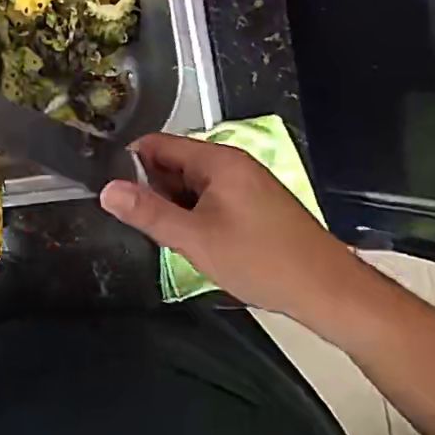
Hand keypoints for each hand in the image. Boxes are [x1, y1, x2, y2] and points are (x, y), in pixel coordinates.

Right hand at [99, 133, 364, 321]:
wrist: (326, 290)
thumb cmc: (260, 260)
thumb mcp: (194, 238)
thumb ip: (148, 212)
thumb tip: (107, 190)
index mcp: (218, 161)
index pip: (157, 144)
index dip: (128, 163)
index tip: (108, 189)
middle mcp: (232, 164)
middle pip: (172, 163)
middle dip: (149, 188)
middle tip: (132, 220)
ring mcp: (244, 184)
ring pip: (189, 184)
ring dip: (170, 204)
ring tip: (158, 233)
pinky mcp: (251, 205)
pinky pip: (208, 199)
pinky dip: (191, 214)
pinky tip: (188, 240)